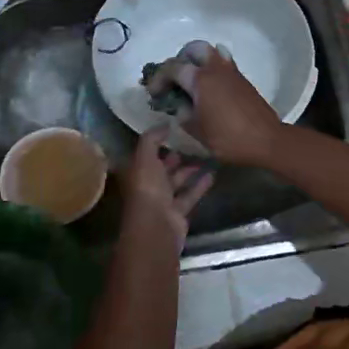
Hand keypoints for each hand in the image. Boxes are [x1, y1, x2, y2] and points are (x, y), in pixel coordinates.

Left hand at [120, 129, 212, 249]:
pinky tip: (212, 173)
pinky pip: (190, 195)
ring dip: (190, 169)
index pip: (145, 154)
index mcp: (136, 172)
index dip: (156, 142)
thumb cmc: (147, 188)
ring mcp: (162, 200)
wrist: (156, 225)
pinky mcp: (178, 212)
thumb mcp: (145, 157)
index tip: (172, 129)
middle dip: (174, 156)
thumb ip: (152, 139)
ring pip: (177, 181)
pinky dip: (200, 185)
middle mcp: (147, 185)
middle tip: (191, 141)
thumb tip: (164, 123)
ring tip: (206, 155)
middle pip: (162, 168)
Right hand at [144, 42, 283, 165]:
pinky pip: (224, 63)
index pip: (172, 68)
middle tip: (174, 78)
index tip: (153, 93)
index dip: (158, 78)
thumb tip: (180, 107)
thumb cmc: (229, 138)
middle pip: (194, 48)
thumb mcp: (197, 131)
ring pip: (211, 52)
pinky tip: (210, 85)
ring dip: (197, 61)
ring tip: (191, 80)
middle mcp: (215, 68)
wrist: (267, 140)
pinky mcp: (242, 79)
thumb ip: (183, 115)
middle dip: (180, 59)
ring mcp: (231, 71)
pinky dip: (213, 67)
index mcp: (200, 79)